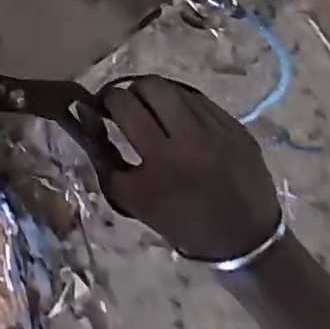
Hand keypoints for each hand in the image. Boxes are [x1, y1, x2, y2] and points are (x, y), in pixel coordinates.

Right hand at [100, 76, 280, 261]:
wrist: (245, 243)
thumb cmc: (180, 221)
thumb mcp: (131, 196)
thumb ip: (102, 154)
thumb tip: (85, 113)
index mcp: (163, 156)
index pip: (124, 104)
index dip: (107, 99)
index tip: (103, 108)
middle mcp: (192, 136)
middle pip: (151, 85)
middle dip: (131, 91)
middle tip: (128, 107)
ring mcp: (219, 129)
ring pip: (176, 89)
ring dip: (157, 96)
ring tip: (153, 112)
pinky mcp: (237, 128)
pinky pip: (201, 101)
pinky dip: (182, 105)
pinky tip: (179, 121)